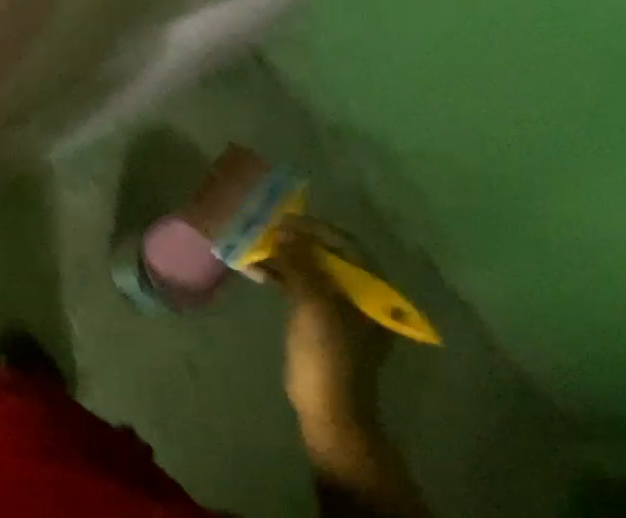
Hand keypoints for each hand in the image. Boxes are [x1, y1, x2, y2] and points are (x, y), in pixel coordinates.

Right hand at [264, 222, 389, 433]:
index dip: (313, 228)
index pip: (345, 245)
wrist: (328, 408)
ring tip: (253, 250)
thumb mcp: (314, 304)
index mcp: (372, 291)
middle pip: (327, 257)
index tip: (281, 218)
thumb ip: (301, 264)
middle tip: (263, 231)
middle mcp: (362, 296)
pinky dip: (281, 278)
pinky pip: (302, 290)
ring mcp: (342, 311)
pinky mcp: (322, 324)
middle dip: (294, 242)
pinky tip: (256, 272)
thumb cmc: (327, 354)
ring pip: (312, 273)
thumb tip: (284, 230)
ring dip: (284, 259)